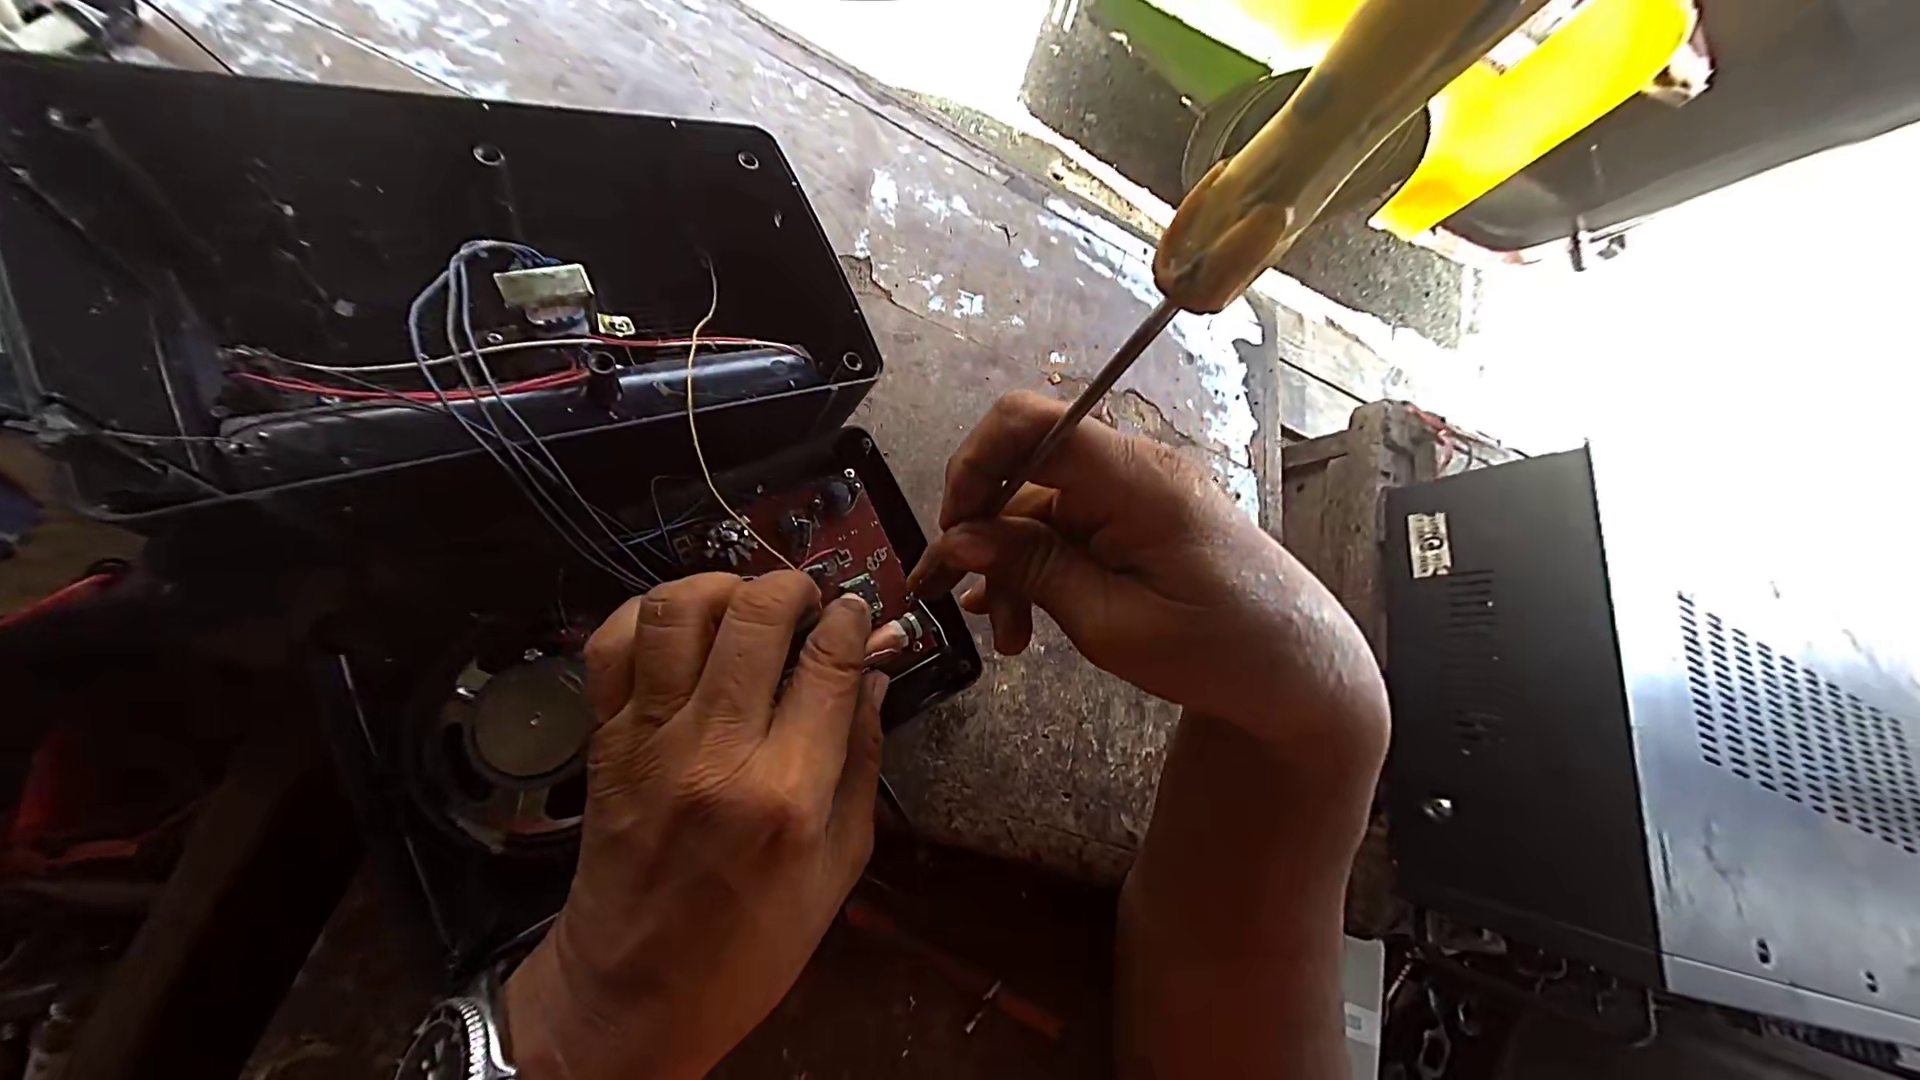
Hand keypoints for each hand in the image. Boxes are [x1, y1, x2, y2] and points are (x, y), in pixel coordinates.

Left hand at [504, 572, 887, 1079]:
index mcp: (787, 789)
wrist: (630, 1001)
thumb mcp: (842, 860)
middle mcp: (715, 750)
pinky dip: (650, 612)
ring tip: (748, 603)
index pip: (829, 663)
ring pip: (677, 612)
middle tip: (810, 600)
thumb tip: (874, 677)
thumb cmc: (754, 941)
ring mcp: (648, 738)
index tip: (859, 612)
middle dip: (794, 587)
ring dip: (724, 586)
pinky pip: (612, 644)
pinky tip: (686, 625)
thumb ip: (864, 756)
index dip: (852, 620)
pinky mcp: (605, 739)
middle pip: (755, 616)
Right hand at [907, 391, 1383, 750]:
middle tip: (947, 592)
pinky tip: (1022, 618)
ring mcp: (1128, 495)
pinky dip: (1034, 571)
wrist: (1298, 670)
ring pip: (1034, 513)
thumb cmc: (1223, 651)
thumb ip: (1033, 569)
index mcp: (1136, 479)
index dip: (974, 463)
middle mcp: (1129, 471)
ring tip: (1007, 635)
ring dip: (1007, 569)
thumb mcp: (1111, 624)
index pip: (1030, 423)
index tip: (952, 528)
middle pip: (1022, 475)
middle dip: (979, 535)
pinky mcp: (1128, 519)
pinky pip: (1061, 532)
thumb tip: (960, 538)